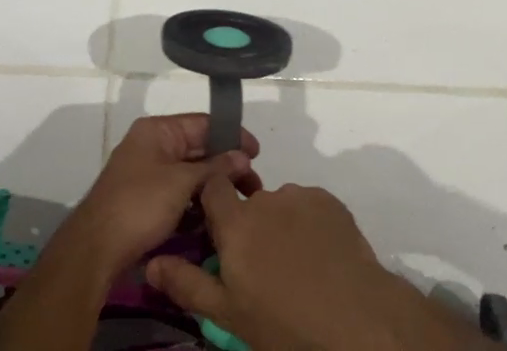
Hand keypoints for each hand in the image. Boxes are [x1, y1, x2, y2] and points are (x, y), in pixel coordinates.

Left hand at [60, 113, 262, 276]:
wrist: (96, 249)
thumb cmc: (139, 205)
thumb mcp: (181, 183)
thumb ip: (215, 168)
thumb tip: (243, 157)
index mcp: (157, 131)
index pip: (203, 123)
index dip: (232, 135)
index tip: (258, 154)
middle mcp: (152, 146)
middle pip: (199, 149)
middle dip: (227, 167)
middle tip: (255, 188)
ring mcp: (148, 174)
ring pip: (191, 175)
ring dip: (214, 188)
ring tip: (240, 205)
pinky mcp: (147, 201)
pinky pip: (180, 195)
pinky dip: (197, 204)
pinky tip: (216, 219)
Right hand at [145, 179, 493, 350]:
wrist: (356, 318)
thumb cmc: (284, 321)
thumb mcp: (229, 313)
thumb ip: (187, 284)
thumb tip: (150, 264)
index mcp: (234, 223)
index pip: (212, 186)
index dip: (211, 199)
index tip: (216, 225)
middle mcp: (264, 200)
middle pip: (248, 202)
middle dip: (249, 225)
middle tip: (260, 265)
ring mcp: (300, 197)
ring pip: (280, 205)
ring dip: (280, 225)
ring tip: (294, 263)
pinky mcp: (330, 202)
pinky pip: (308, 206)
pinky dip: (307, 223)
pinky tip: (318, 255)